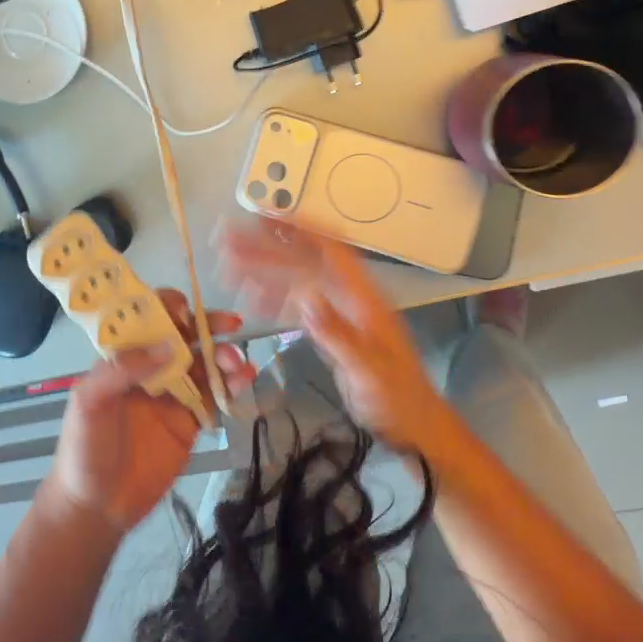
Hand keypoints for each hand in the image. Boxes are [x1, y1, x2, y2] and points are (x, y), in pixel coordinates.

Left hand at [45, 290, 254, 536]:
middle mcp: (149, 368)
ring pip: (204, 363)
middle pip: (183, 336)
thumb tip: (169, 346)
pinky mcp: (190, 423)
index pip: (147, 319)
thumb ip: (123, 368)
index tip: (186, 311)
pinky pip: (214, 396)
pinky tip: (245, 381)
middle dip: (207, 325)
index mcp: (122, 356)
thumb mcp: (89, 400)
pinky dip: (232, 385)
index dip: (167, 308)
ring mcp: (172, 394)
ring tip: (237, 363)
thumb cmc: (83, 447)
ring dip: (224, 355)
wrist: (96, 506)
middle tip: (229, 324)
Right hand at [216, 220, 442, 449]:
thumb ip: (337, 334)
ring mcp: (338, 312)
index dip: (299, 228)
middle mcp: (348, 296)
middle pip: (302, 261)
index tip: (266, 216)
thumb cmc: (397, 398)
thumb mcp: (368, 369)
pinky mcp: (329, 330)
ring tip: (227, 262)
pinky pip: (294, 304)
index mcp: (362, 296)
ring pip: (294, 280)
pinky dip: (270, 297)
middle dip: (266, 247)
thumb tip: (304, 297)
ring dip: (262, 268)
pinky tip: (247, 296)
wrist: (414, 427)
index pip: (329, 249)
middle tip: (229, 240)